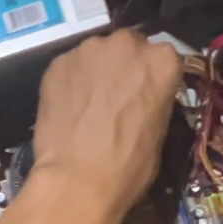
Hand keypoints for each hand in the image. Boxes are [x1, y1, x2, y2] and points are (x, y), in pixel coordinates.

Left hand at [28, 30, 181, 223]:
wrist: (78, 180)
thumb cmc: (129, 165)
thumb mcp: (159, 133)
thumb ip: (154, 101)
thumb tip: (141, 100)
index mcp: (162, 61)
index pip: (164, 59)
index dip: (154, 79)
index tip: (147, 95)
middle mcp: (127, 44)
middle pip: (129, 48)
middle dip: (125, 68)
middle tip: (116, 98)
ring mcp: (89, 49)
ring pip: (97, 55)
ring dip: (97, 73)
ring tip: (88, 105)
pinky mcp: (58, 61)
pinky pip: (70, 67)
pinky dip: (71, 82)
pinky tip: (69, 108)